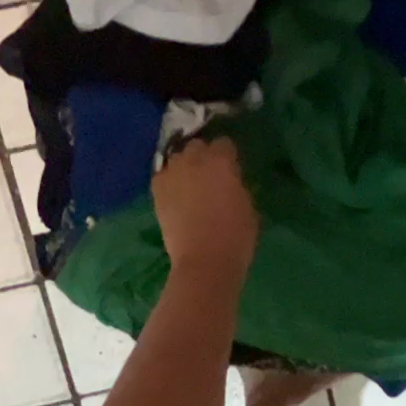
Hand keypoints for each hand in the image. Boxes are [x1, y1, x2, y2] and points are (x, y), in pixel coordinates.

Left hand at [153, 137, 256, 282]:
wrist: (204, 261)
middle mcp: (193, 159)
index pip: (224, 144)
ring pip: (176, 159)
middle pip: (197, 146)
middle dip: (203, 156)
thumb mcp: (248, 206)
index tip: (231, 168)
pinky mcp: (156, 191)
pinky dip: (169, 181)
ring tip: (189, 184)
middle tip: (210, 175)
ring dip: (184, 166)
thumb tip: (230, 181)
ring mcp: (171, 173)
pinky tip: (175, 195)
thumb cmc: (236, 236)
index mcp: (221, 161)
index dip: (228, 156)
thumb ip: (237, 185)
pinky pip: (162, 176)